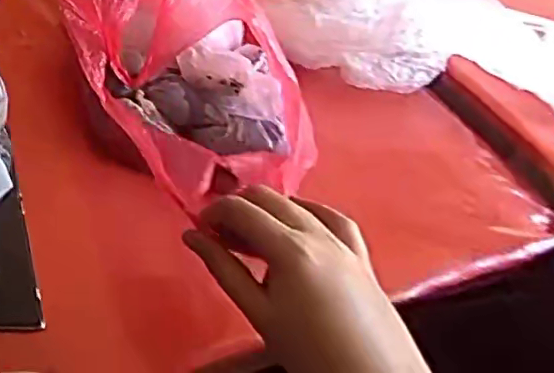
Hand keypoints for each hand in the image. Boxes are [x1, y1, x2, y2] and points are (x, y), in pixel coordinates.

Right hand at [184, 188, 430, 372]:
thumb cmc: (313, 356)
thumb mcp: (260, 316)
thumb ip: (224, 269)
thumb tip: (192, 236)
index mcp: (289, 247)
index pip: (240, 208)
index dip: (214, 211)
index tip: (200, 227)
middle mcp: (317, 233)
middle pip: (266, 197)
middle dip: (238, 207)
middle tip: (221, 233)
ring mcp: (343, 242)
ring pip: (295, 203)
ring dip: (268, 210)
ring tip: (253, 235)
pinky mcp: (362, 256)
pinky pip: (333, 219)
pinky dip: (308, 213)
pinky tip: (298, 225)